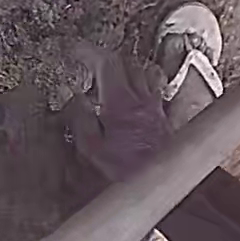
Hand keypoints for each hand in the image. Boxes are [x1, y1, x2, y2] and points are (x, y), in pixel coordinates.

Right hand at [69, 42, 171, 180]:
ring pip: (145, 74)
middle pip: (128, 63)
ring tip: (112, 81)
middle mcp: (144, 100)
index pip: (107, 63)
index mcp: (122, 102)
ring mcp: (157, 109)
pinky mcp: (165, 122)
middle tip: (89, 68)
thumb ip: (80, 119)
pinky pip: (155, 92)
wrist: (160, 189)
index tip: (74, 50)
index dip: (88, 52)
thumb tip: (73, 98)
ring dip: (127, 72)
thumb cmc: (126, 174)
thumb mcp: (91, 150)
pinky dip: (142, 88)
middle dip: (106, 60)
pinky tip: (133, 102)